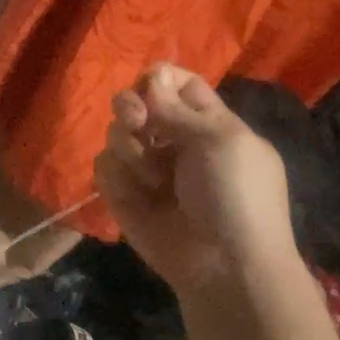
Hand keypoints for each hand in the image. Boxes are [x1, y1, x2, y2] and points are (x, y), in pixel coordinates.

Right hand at [94, 63, 300, 300]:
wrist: (223, 263)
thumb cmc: (236, 196)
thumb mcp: (220, 140)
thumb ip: (179, 108)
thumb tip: (152, 77)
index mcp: (208, 122)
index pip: (176, 83)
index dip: (159, 79)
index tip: (151, 86)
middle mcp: (172, 140)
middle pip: (136, 102)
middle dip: (131, 108)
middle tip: (140, 123)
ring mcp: (145, 167)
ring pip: (115, 134)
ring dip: (130, 150)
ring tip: (153, 179)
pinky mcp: (122, 193)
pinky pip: (103, 167)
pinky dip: (118, 178)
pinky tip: (138, 197)